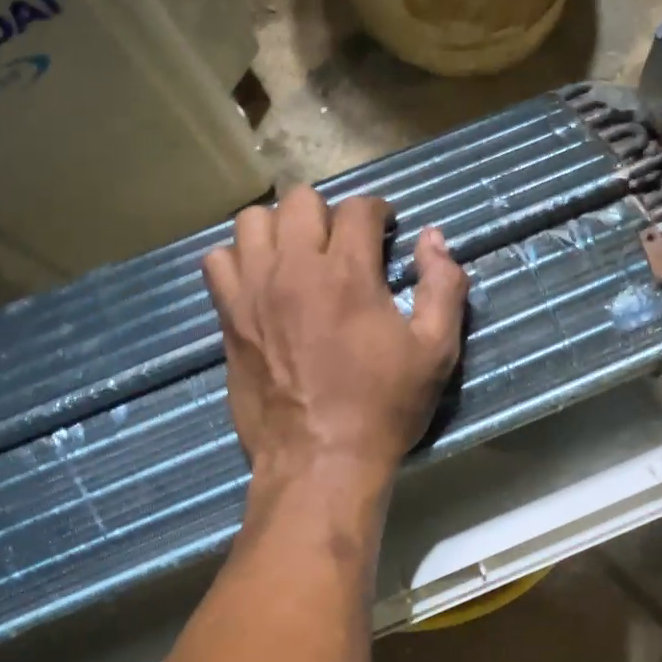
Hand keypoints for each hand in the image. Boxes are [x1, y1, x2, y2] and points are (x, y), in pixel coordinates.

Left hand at [202, 186, 468, 486]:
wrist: (320, 461)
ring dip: (281, 228)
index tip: (386, 229)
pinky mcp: (228, 317)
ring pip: (253, 221)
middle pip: (300, 201)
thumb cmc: (384, 409)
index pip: (358, 209)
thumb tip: (434, 239)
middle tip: (344, 246)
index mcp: (348, 273)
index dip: (378, 212)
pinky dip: (240, 260)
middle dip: (329, 214)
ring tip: (298, 257)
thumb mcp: (435, 353)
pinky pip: (218, 261)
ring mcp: (253, 291)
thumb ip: (443, 289)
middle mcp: (294, 269)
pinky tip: (261, 282)